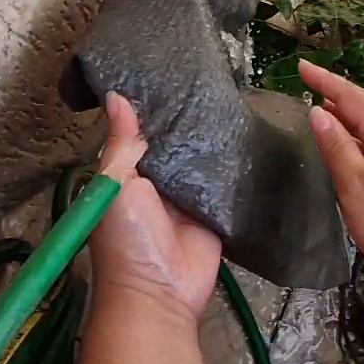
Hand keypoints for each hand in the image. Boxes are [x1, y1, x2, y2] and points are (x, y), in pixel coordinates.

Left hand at [89, 92, 223, 321]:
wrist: (159, 295)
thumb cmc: (126, 239)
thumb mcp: (115, 185)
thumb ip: (121, 143)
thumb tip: (116, 95)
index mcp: (131, 172)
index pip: (147, 131)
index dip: (158, 105)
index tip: (174, 69)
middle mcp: (162, 180)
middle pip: (179, 140)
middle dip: (190, 116)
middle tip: (211, 78)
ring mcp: (191, 194)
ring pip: (204, 155)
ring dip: (214, 135)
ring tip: (233, 94)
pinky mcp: (217, 208)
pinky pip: (227, 178)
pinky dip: (234, 160)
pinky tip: (247, 130)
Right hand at [301, 60, 363, 295]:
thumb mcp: (357, 188)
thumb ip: (337, 148)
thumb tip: (318, 112)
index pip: (352, 97)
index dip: (325, 80)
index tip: (301, 66)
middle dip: (337, 94)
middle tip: (308, 83)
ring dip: (349, 116)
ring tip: (323, 111)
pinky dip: (360, 136)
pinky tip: (352, 148)